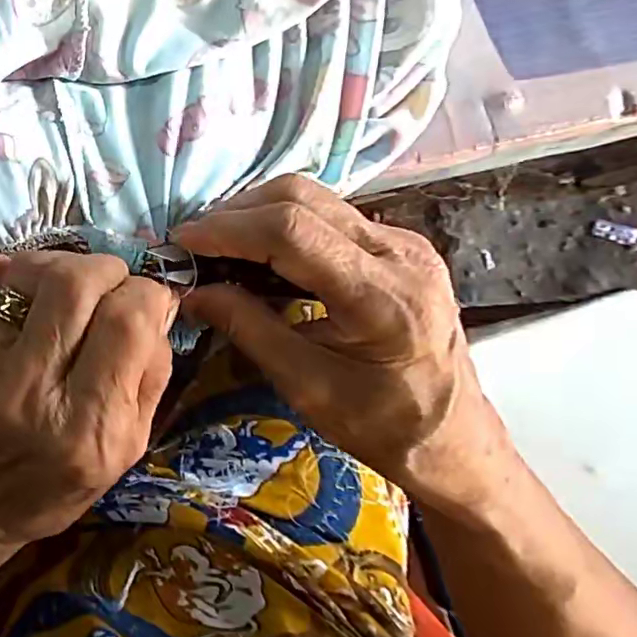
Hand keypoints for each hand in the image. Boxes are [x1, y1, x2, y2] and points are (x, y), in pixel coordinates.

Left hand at [0, 247, 177, 589]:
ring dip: (54, 263)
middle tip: (109, 282)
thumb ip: (151, 371)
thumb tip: (158, 299)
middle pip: (72, 283)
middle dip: (104, 268)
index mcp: (88, 425)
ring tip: (62, 286)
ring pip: (23, 272)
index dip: (147, 293)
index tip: (145, 299)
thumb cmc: (58, 483)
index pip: (127, 321)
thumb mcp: (129, 447)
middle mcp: (29, 389)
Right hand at [173, 175, 520, 513]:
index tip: (181, 243)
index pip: (291, 232)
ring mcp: (402, 242)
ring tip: (215, 243)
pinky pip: (324, 211)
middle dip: (234, 214)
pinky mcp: (395, 244)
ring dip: (253, 212)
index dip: (227, 230)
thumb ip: (247, 328)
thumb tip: (192, 291)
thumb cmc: (382, 424)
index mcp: (382, 297)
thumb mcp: (304, 385)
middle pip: (299, 199)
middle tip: (192, 243)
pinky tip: (253, 248)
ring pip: (310, 196)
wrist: (455, 440)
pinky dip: (276, 220)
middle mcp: (400, 253)